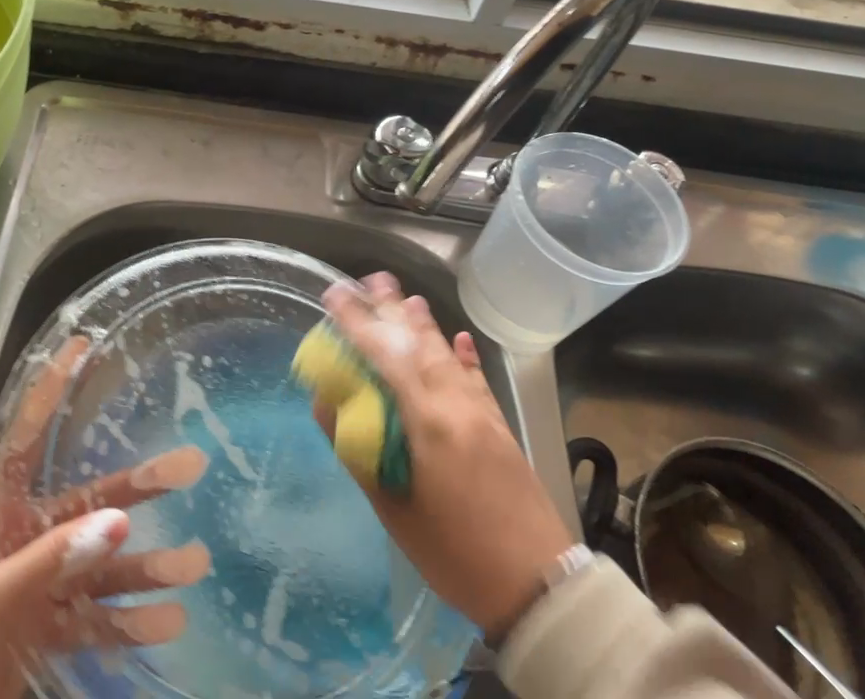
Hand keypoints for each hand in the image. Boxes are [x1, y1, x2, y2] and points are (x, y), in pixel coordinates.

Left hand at [0, 337, 211, 698]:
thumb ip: (49, 562)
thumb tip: (119, 520)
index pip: (26, 440)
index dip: (50, 391)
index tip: (82, 347)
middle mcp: (25, 540)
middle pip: (89, 504)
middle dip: (138, 486)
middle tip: (191, 464)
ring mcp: (40, 586)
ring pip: (102, 566)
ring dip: (146, 568)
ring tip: (195, 564)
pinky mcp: (49, 631)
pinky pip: (96, 620)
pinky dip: (130, 623)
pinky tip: (168, 622)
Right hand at [320, 274, 574, 640]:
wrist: (536, 583)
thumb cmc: (454, 553)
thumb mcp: (394, 510)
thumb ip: (361, 454)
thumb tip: (327, 406)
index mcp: (428, 423)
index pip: (385, 358)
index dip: (357, 324)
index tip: (335, 295)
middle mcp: (457, 407)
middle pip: (420, 348)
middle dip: (394, 312)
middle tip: (373, 280)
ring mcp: (484, 416)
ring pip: (449, 359)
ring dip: (426, 328)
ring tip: (408, 299)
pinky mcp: (501, 430)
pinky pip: (477, 381)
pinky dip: (464, 357)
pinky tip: (460, 340)